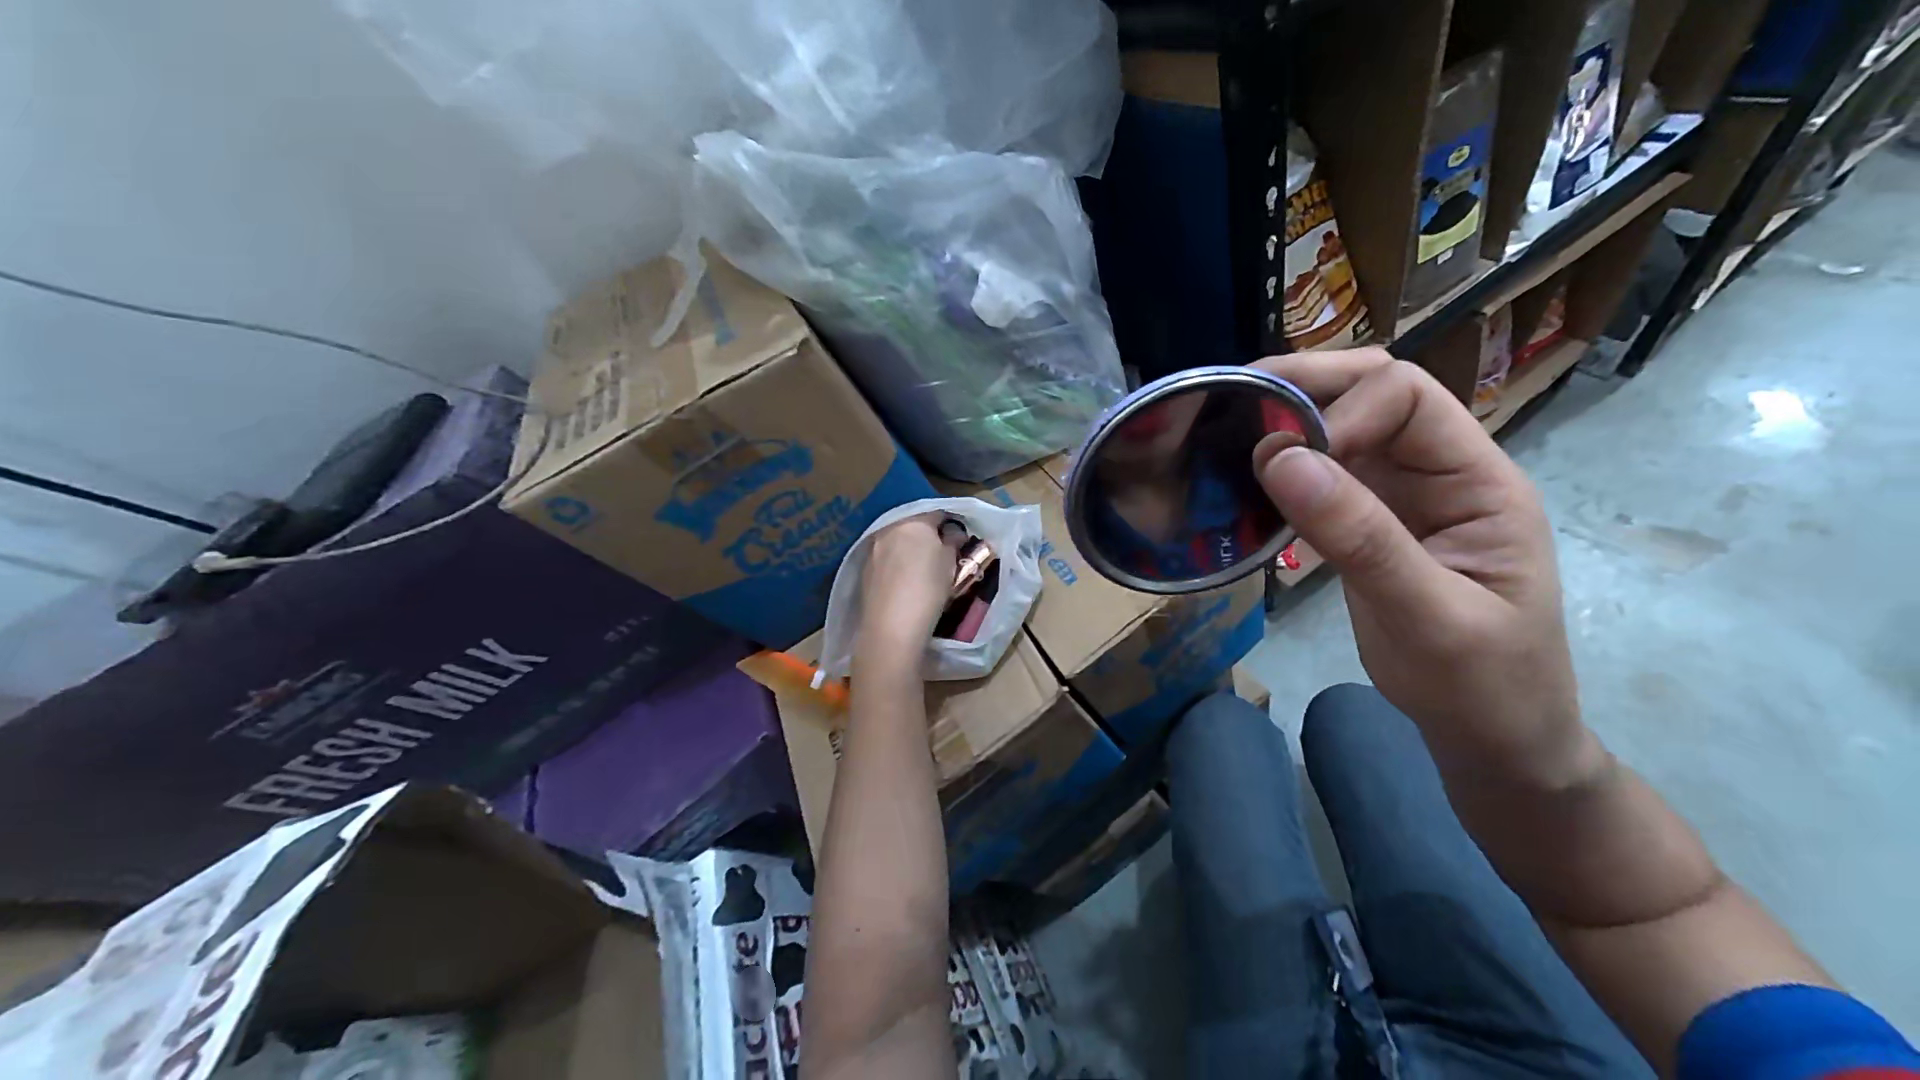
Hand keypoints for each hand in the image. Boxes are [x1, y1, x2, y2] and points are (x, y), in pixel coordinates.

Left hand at [858, 514, 964, 672]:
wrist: (891, 627)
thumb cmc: (928, 589)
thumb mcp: (951, 563)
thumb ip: (952, 542)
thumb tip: (951, 534)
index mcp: (913, 521)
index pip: (936, 511)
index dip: (950, 523)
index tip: (959, 538)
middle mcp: (888, 528)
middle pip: (913, 524)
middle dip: (927, 534)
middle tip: (942, 553)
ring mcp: (872, 548)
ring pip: (896, 540)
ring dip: (909, 548)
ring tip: (922, 568)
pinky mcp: (863, 569)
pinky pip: (885, 557)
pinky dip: (896, 562)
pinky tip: (904, 581)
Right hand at [1251, 348, 1598, 788]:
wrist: (1493, 738)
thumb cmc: (1483, 685)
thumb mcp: (1428, 616)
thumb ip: (1360, 536)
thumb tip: (1279, 459)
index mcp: (1478, 480)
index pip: (1406, 395)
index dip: (1338, 412)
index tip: (1281, 461)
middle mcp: (1438, 472)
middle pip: (1370, 392)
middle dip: (1301, 389)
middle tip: (1229, 406)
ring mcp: (1399, 497)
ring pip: (1337, 430)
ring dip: (1282, 426)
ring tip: (1222, 437)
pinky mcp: (1365, 523)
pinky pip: (1318, 477)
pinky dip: (1278, 471)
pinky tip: (1241, 482)